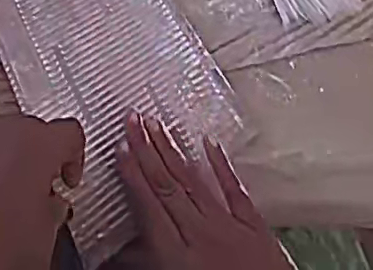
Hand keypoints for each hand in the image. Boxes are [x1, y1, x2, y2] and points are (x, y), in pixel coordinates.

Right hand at [116, 115, 287, 269]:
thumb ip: (146, 265)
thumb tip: (116, 254)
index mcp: (179, 258)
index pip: (149, 204)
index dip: (133, 172)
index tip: (121, 146)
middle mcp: (201, 236)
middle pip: (167, 184)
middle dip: (146, 148)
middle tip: (133, 118)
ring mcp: (230, 229)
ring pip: (193, 180)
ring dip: (171, 150)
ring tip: (156, 124)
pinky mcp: (256, 231)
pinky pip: (234, 191)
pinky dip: (220, 164)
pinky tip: (208, 142)